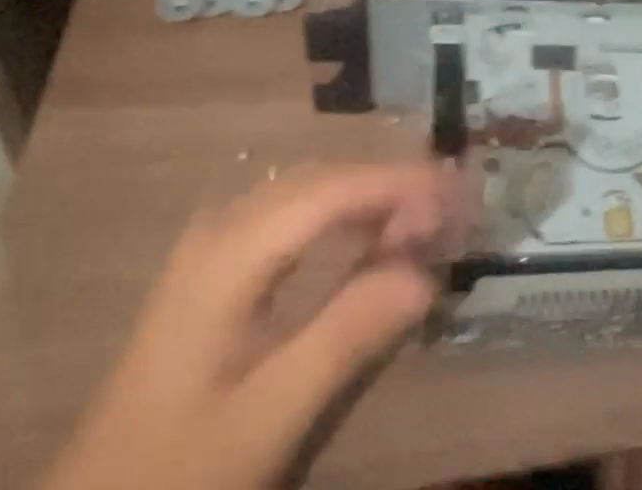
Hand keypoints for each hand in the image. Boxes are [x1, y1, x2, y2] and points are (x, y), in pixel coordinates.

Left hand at [41, 163, 464, 489]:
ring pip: (307, 195)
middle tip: (456, 206)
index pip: (330, 190)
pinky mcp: (218, 271)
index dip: (399, 183)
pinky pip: (293, 220)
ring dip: (371, 197)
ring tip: (428, 218)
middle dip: (393, 184)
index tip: (460, 192)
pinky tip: (372, 240)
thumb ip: (344, 339)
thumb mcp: (268, 414)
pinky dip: (344, 219)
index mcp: (229, 254)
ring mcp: (215, 248)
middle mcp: (221, 231)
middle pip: (320, 181)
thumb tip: (424, 276)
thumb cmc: (182, 460)